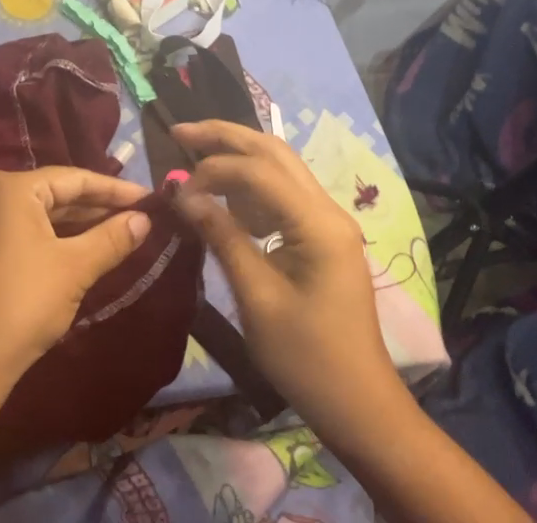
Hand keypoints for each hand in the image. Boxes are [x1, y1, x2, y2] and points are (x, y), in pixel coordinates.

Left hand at [0, 167, 152, 382]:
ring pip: (38, 214)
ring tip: (120, 231)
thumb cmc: (24, 302)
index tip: (151, 199)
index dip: (115, 189)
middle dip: (97, 206)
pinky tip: (83, 248)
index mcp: (9, 187)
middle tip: (140, 216)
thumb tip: (144, 220)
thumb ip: (112, 238)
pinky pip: (22, 231)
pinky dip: (53, 238)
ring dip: (77, 224)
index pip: (72, 178)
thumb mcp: (75, 268)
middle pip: (54, 193)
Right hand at [170, 120, 403, 435]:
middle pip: (274, 153)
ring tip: (195, 157)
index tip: (177, 192)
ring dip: (238, 157)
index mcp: (318, 224)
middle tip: (179, 131)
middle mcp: (328, 212)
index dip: (212, 169)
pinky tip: (225, 201)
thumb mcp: (256, 296)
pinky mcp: (322, 239)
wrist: (359, 405)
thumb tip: (182, 193)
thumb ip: (222, 236)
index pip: (259, 170)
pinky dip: (250, 188)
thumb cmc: (306, 357)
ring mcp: (328, 224)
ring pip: (280, 169)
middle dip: (226, 137)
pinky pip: (284, 196)